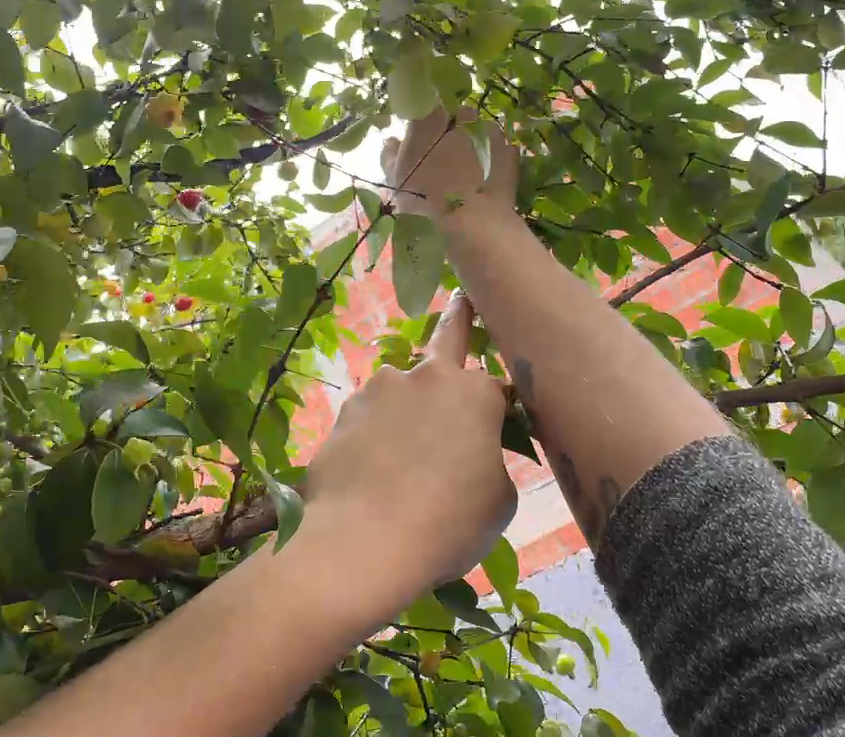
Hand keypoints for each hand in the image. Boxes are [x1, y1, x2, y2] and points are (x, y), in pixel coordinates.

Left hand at [302, 293, 516, 594]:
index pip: (496, 380)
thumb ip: (489, 458)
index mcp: (472, 391)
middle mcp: (423, 377)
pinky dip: (374, 441)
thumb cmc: (449, 523)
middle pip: (445, 341)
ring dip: (406, 415)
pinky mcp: (342, 415)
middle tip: (462, 301)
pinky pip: (369, 424)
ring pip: (401, 395)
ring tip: (401, 467)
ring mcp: (377, 391)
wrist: (363, 542)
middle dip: (458, 318)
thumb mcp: (498, 499)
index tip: (501, 412)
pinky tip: (372, 477)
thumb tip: (470, 452)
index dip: (499, 401)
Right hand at [381, 108, 516, 222]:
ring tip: (468, 168)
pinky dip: (494, 156)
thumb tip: (392, 141)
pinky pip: (499, 147)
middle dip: (451, 130)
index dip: (425, 121)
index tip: (421, 137)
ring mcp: (487, 133)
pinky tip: (486, 175)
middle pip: (456, 115)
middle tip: (445, 156)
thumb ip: (391, 154)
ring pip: (478, 129)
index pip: (426, 107)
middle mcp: (459, 118)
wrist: (468, 223)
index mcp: (429, 120)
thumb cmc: (422, 199)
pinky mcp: (508, 151)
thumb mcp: (396, 179)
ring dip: (474, 141)